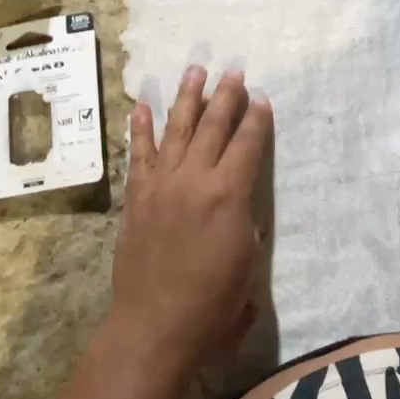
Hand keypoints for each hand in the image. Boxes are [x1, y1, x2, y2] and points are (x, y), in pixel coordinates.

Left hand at [111, 66, 271, 371]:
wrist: (154, 328)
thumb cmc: (213, 304)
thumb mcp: (249, 262)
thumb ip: (248, 222)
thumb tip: (241, 204)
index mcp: (229, 195)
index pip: (247, 144)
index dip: (257, 119)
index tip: (262, 97)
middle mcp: (195, 179)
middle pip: (214, 126)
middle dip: (227, 96)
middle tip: (235, 72)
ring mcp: (161, 185)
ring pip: (177, 129)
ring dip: (188, 98)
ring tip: (195, 70)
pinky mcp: (137, 198)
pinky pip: (139, 154)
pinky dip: (140, 128)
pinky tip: (142, 106)